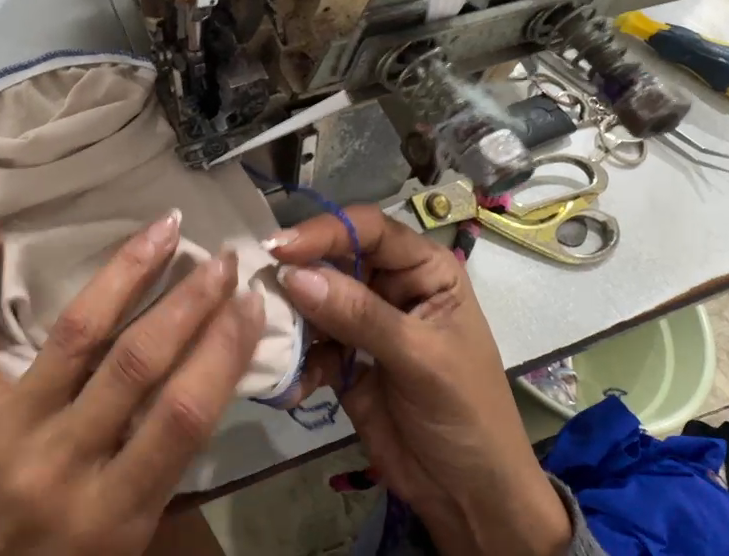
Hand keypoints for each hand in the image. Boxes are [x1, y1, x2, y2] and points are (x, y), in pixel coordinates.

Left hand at [0, 203, 265, 555]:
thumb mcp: (129, 540)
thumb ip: (162, 467)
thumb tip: (207, 375)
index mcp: (115, 508)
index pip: (182, 414)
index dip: (223, 350)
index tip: (249, 302)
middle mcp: (63, 460)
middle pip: (136, 362)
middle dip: (188, 302)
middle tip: (221, 257)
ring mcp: (8, 426)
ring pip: (76, 333)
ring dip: (125, 272)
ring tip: (163, 229)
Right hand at [267, 207, 572, 555]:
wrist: (470, 498)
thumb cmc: (467, 414)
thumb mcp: (421, 359)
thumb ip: (360, 315)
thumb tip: (295, 275)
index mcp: (423, 269)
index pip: (368, 231)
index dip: (325, 232)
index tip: (280, 249)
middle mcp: (390, 285)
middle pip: (332, 259)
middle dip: (297, 274)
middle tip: (258, 287)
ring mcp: (362, 322)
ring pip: (312, 299)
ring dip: (289, 319)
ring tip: (267, 337)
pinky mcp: (341, 358)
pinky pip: (307, 344)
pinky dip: (294, 360)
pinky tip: (291, 385)